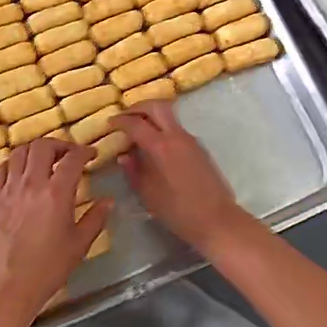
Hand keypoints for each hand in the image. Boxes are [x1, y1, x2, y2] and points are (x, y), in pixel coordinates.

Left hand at [0, 139, 111, 326]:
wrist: (6, 285)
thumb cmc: (47, 268)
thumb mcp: (79, 245)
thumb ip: (95, 218)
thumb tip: (108, 201)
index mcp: (56, 193)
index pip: (72, 158)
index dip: (85, 151)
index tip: (92, 154)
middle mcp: (31, 183)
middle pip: (43, 146)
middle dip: (59, 145)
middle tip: (69, 155)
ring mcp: (9, 189)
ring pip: (19, 152)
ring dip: (35, 150)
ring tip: (45, 160)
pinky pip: (3, 169)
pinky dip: (14, 163)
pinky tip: (21, 172)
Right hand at [110, 101, 248, 249]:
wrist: (217, 219)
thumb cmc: (178, 210)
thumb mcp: (148, 194)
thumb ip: (133, 171)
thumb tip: (124, 156)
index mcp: (161, 146)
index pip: (136, 123)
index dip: (120, 120)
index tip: (110, 123)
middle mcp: (177, 136)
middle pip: (157, 106)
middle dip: (138, 107)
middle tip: (125, 116)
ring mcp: (191, 140)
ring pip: (169, 115)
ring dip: (152, 116)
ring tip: (139, 131)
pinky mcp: (200, 148)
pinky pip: (177, 129)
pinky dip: (163, 128)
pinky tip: (156, 146)